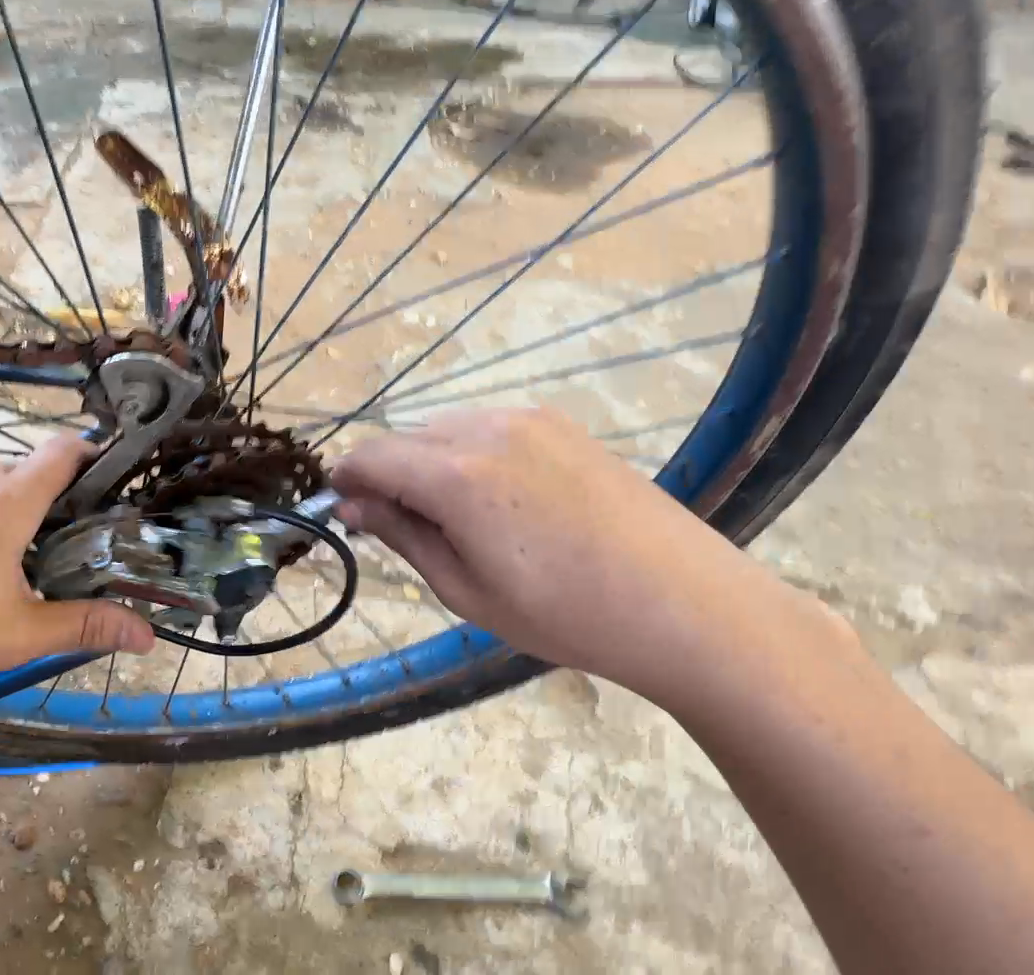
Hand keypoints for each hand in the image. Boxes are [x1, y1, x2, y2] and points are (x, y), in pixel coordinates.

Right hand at [330, 406, 840, 694]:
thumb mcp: (466, 590)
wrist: (687, 605)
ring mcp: (528, 418)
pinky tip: (501, 499)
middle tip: (405, 530)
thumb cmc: (566, 615)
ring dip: (427, 463)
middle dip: (388, 476)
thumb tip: (353, 506)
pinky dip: (468, 454)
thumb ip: (402, 536)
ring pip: (443, 429)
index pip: (369, 457)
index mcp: (455, 475)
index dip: (346, 482)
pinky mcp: (559, 422)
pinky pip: (485, 427)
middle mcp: (485, 427)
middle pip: (404, 439)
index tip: (348, 514)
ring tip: (459, 519)